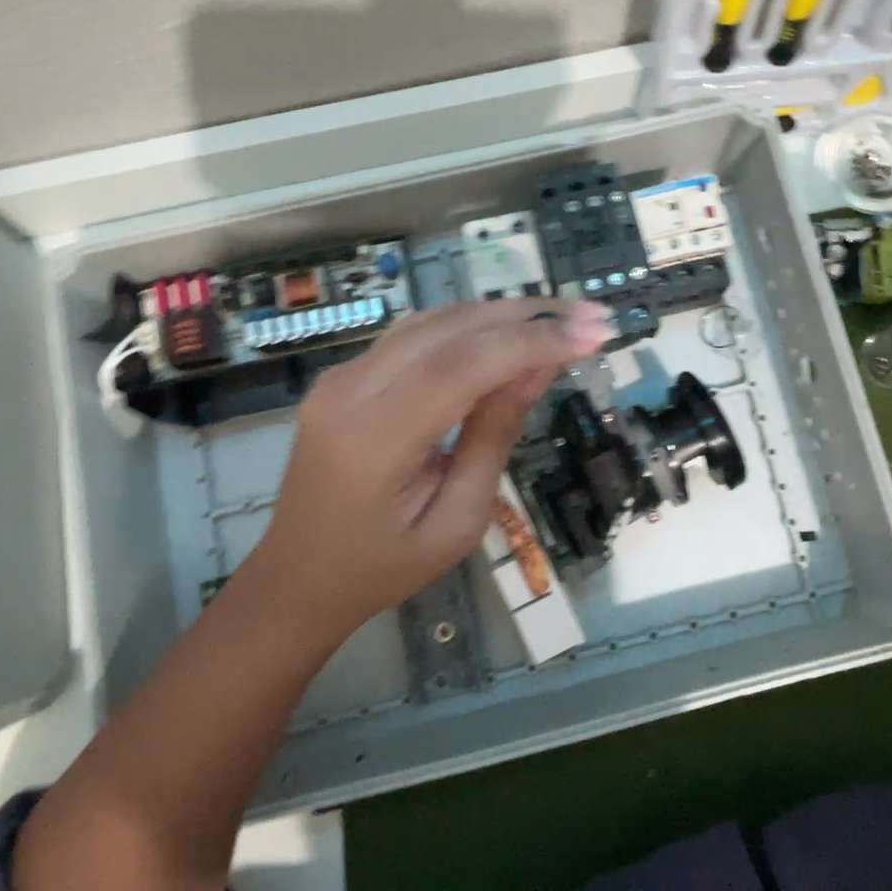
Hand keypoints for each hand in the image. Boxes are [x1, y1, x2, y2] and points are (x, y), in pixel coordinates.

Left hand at [241, 298, 612, 643]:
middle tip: (592, 318)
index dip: (531, 342)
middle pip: (448, 329)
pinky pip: (413, 336)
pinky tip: (508, 333)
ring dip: (499, 315)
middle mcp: (348, 392)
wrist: (299, 577)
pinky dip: (467, 328)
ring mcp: (339, 378)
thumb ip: (493, 439)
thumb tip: (537, 368)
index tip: (592, 334)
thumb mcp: (457, 523)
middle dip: (526, 317)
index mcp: (374, 440)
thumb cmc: (383, 566)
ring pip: (431, 321)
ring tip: (561, 320)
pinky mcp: (343, 376)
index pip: (462, 366)